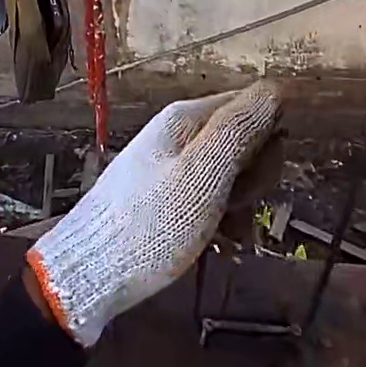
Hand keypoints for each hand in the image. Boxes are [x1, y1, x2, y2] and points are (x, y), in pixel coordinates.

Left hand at [26, 80, 282, 344]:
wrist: (87, 278)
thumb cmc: (149, 225)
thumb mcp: (202, 175)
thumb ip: (240, 129)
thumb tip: (278, 88)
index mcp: (188, 117)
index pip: (254, 104)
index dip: (269, 138)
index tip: (255, 173)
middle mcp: (183, 132)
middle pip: (246, 139)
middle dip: (254, 175)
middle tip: (235, 204)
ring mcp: (175, 165)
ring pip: (235, 172)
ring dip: (243, 203)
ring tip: (228, 232)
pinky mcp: (171, 194)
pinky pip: (215, 195)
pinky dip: (226, 218)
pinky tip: (223, 243)